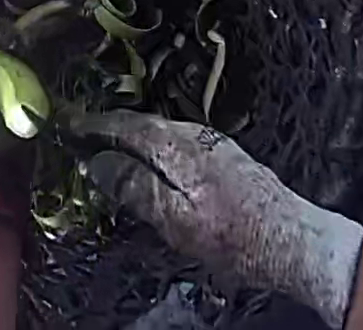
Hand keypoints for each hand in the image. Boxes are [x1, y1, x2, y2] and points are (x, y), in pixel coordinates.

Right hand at [70, 110, 362, 326]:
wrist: (296, 240)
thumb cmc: (233, 237)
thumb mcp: (178, 221)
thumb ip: (135, 187)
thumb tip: (96, 161)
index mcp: (175, 144)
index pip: (123, 124)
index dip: (92, 124)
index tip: (65, 122)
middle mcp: (189, 131)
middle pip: (138, 122)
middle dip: (107, 125)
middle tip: (78, 132)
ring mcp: (207, 138)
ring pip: (155, 129)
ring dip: (127, 133)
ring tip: (104, 144)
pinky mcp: (219, 150)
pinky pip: (170, 137)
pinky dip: (148, 142)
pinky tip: (145, 157)